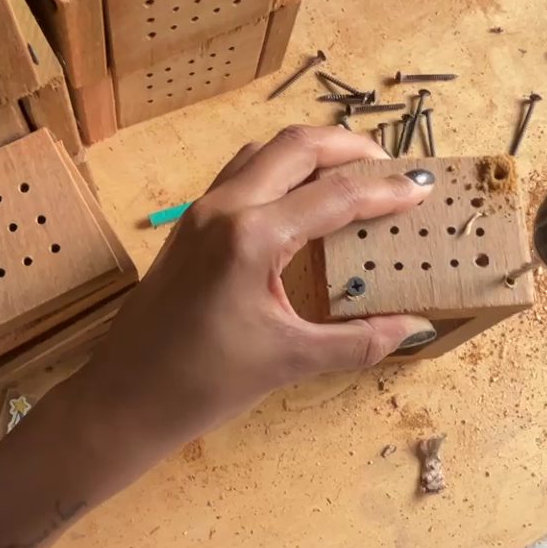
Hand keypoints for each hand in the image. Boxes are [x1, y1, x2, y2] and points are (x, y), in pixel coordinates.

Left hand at [61, 125, 437, 469]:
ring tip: (347, 174)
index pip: (334, 196)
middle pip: (295, 147)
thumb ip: (358, 342)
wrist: (124, 399)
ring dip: (308, 153)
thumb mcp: (287, 361)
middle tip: (387, 166)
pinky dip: (276, 173)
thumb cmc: (201, 383)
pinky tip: (296, 203)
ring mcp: (198, 215)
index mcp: (251, 236)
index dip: (384, 192)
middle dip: (347, 148)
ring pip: (261, 155)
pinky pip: (239, 177)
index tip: (421, 190)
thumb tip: (414, 329)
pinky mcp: (186, 230)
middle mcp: (222, 209)